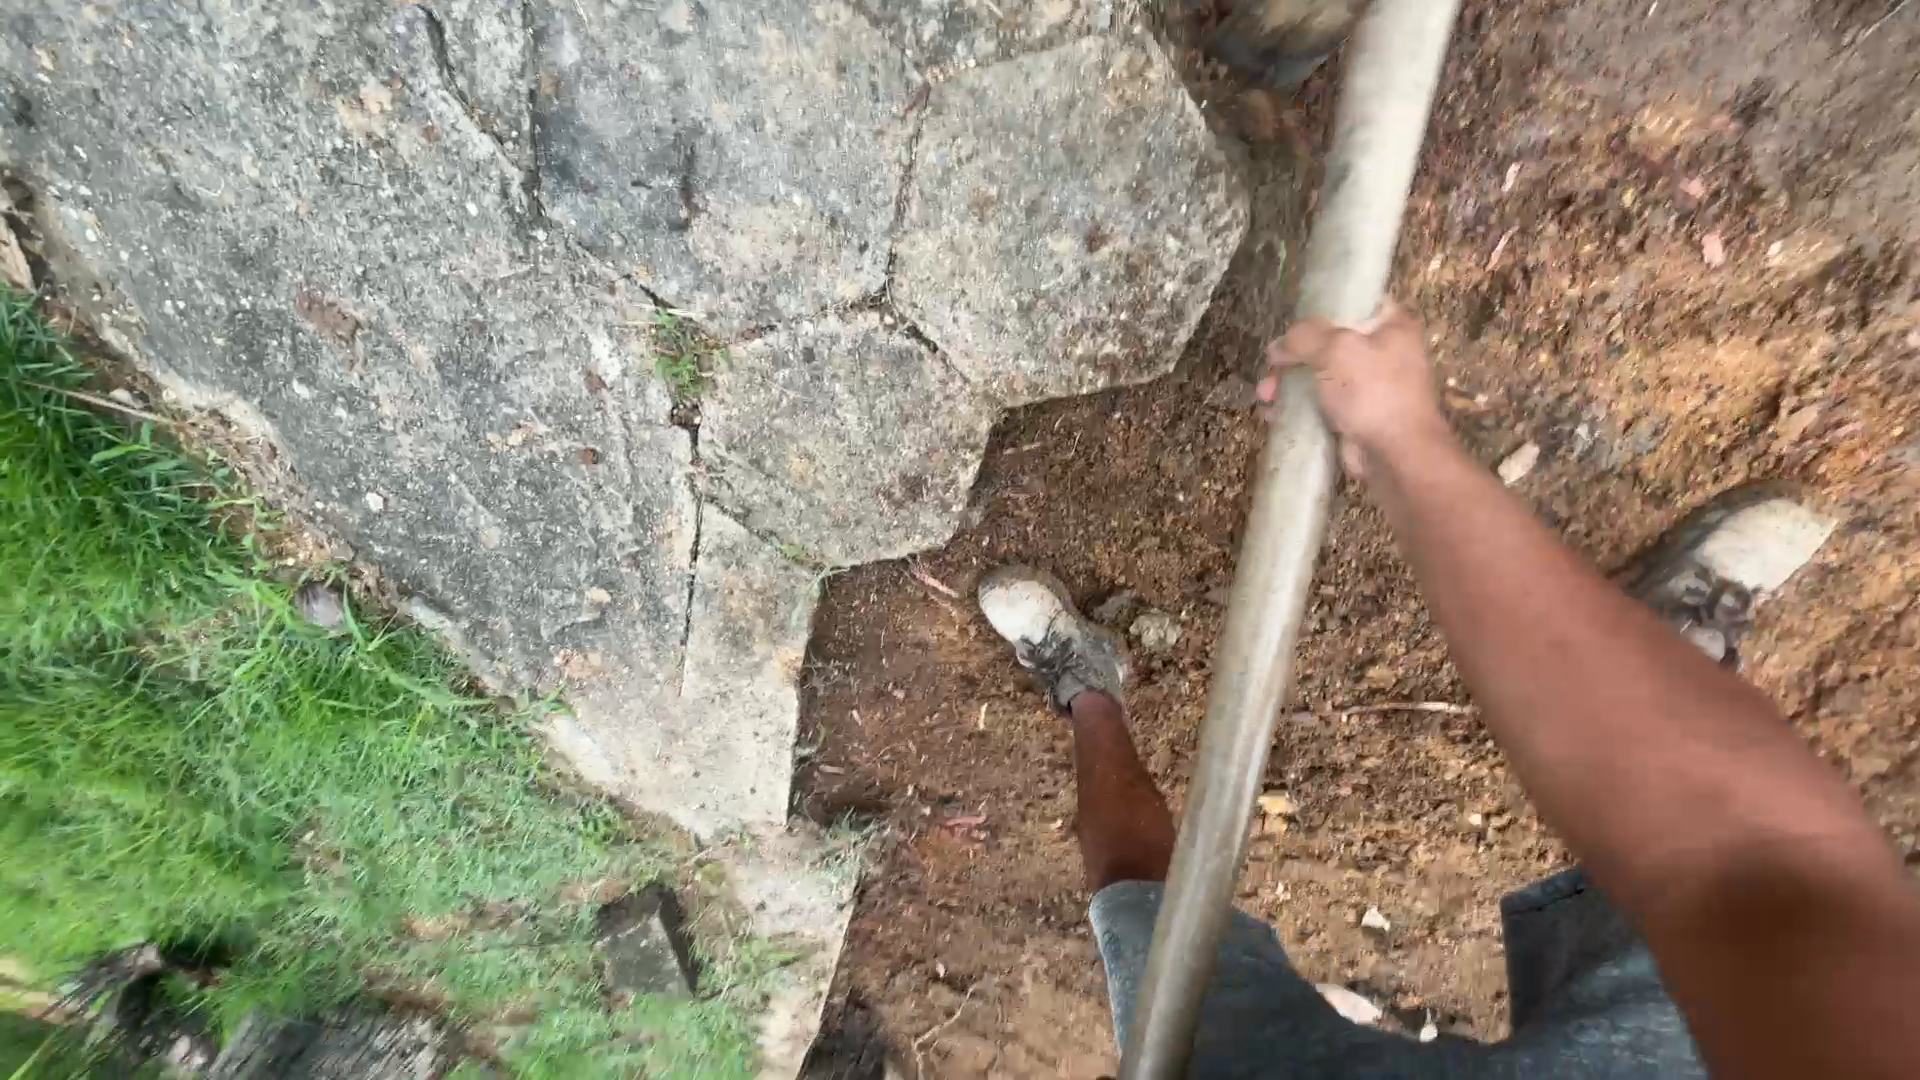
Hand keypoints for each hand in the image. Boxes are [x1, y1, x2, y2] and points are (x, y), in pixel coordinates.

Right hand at [1256, 301, 1452, 479]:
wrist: (1394, 453)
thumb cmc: (1373, 392)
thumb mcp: (1337, 349)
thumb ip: (1304, 337)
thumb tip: (1278, 347)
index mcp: (1390, 326)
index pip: (1355, 303)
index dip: (1322, 308)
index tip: (1293, 320)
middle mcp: (1380, 352)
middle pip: (1326, 342)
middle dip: (1292, 356)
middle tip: (1271, 366)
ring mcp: (1365, 386)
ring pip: (1316, 375)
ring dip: (1286, 384)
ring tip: (1265, 396)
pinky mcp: (1351, 414)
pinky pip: (1316, 404)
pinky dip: (1293, 407)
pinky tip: (1273, 414)